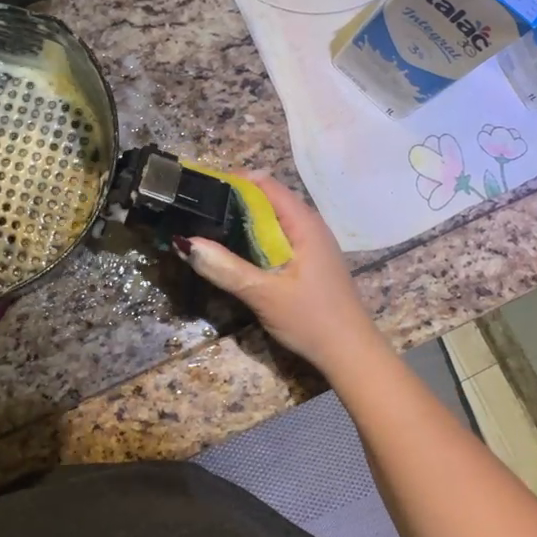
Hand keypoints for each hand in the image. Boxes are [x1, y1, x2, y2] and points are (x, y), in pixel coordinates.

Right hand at [179, 173, 386, 377]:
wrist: (352, 355)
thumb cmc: (312, 320)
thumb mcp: (263, 294)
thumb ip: (225, 268)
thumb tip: (185, 243)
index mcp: (303, 222)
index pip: (264, 183)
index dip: (231, 181)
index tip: (200, 191)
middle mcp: (309, 225)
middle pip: (267, 198)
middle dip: (233, 201)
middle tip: (197, 212)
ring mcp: (311, 243)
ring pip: (272, 219)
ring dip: (243, 221)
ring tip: (209, 229)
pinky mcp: (309, 260)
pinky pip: (278, 236)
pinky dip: (256, 238)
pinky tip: (237, 253)